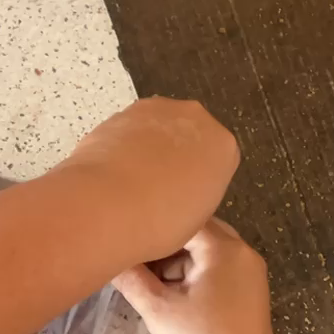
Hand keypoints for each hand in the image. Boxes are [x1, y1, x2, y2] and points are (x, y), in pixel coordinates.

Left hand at [49, 97, 240, 263]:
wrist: (109, 206)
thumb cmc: (158, 222)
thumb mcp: (195, 221)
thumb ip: (196, 197)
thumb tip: (180, 194)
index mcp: (223, 147)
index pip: (216, 162)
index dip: (196, 183)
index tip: (182, 200)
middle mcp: (196, 119)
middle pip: (189, 138)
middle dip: (174, 159)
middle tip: (156, 191)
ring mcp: (158, 110)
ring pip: (157, 131)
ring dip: (147, 151)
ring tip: (130, 185)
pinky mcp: (123, 111)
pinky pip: (128, 130)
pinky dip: (122, 147)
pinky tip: (112, 174)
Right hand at [111, 218, 288, 333]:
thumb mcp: (159, 311)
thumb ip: (132, 280)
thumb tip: (108, 261)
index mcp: (223, 248)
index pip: (182, 219)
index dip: (152, 228)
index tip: (128, 239)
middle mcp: (241, 251)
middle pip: (195, 234)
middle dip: (164, 248)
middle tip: (136, 262)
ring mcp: (248, 272)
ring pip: (204, 254)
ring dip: (177, 264)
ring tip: (150, 284)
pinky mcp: (248, 291)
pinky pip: (216, 270)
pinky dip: (193, 277)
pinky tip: (172, 296)